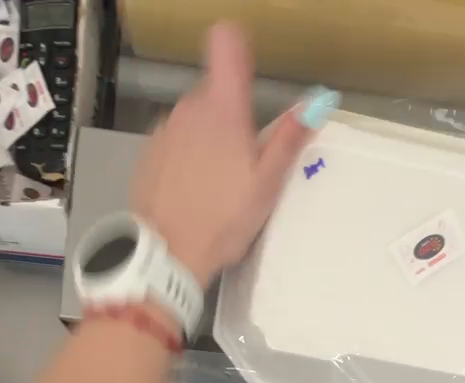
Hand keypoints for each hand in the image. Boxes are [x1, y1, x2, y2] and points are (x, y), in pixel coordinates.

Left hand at [130, 22, 327, 284]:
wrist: (169, 255)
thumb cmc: (224, 220)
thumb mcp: (266, 186)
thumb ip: (288, 139)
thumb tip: (316, 103)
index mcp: (223, 108)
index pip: (226, 45)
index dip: (239, 54)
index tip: (250, 83)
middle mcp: (189, 107)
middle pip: (214, 92)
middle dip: (230, 118)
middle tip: (243, 165)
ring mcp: (164, 129)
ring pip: (193, 120)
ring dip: (207, 141)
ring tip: (216, 187)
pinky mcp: (148, 153)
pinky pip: (174, 143)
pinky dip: (185, 159)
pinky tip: (192, 194)